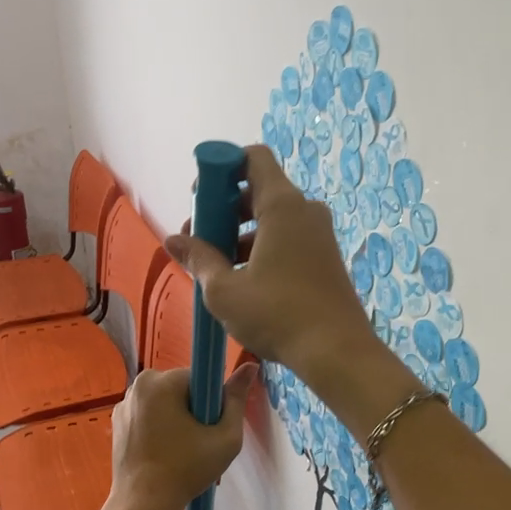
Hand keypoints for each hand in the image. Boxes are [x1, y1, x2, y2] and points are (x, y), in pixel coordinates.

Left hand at [109, 364, 259, 509]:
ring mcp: (124, 403)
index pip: (200, 379)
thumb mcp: (225, 437)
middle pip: (181, 388)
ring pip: (164, 401)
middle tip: (197, 443)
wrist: (144, 503)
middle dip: (192, 409)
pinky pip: (148, 414)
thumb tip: (250, 366)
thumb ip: (237, 400)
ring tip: (179, 451)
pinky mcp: (117, 421)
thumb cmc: (187, 469)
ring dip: (175, 418)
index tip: (209, 428)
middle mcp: (139, 384)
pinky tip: (162, 452)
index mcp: (162, 381)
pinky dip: (158, 427)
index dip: (212, 403)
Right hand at [164, 145, 378, 382]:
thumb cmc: (277, 314)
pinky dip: (262, 248)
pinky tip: (243, 282)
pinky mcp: (324, 258)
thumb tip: (173, 241)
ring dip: (240, 234)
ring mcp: (319, 234)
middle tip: (200, 241)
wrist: (337, 352)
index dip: (222, 168)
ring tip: (216, 269)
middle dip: (224, 209)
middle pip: (258, 190)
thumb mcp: (224, 289)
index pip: (253, 157)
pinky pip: (287, 238)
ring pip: (271, 218)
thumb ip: (198, 259)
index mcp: (282, 205)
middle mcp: (305, 210)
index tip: (202, 199)